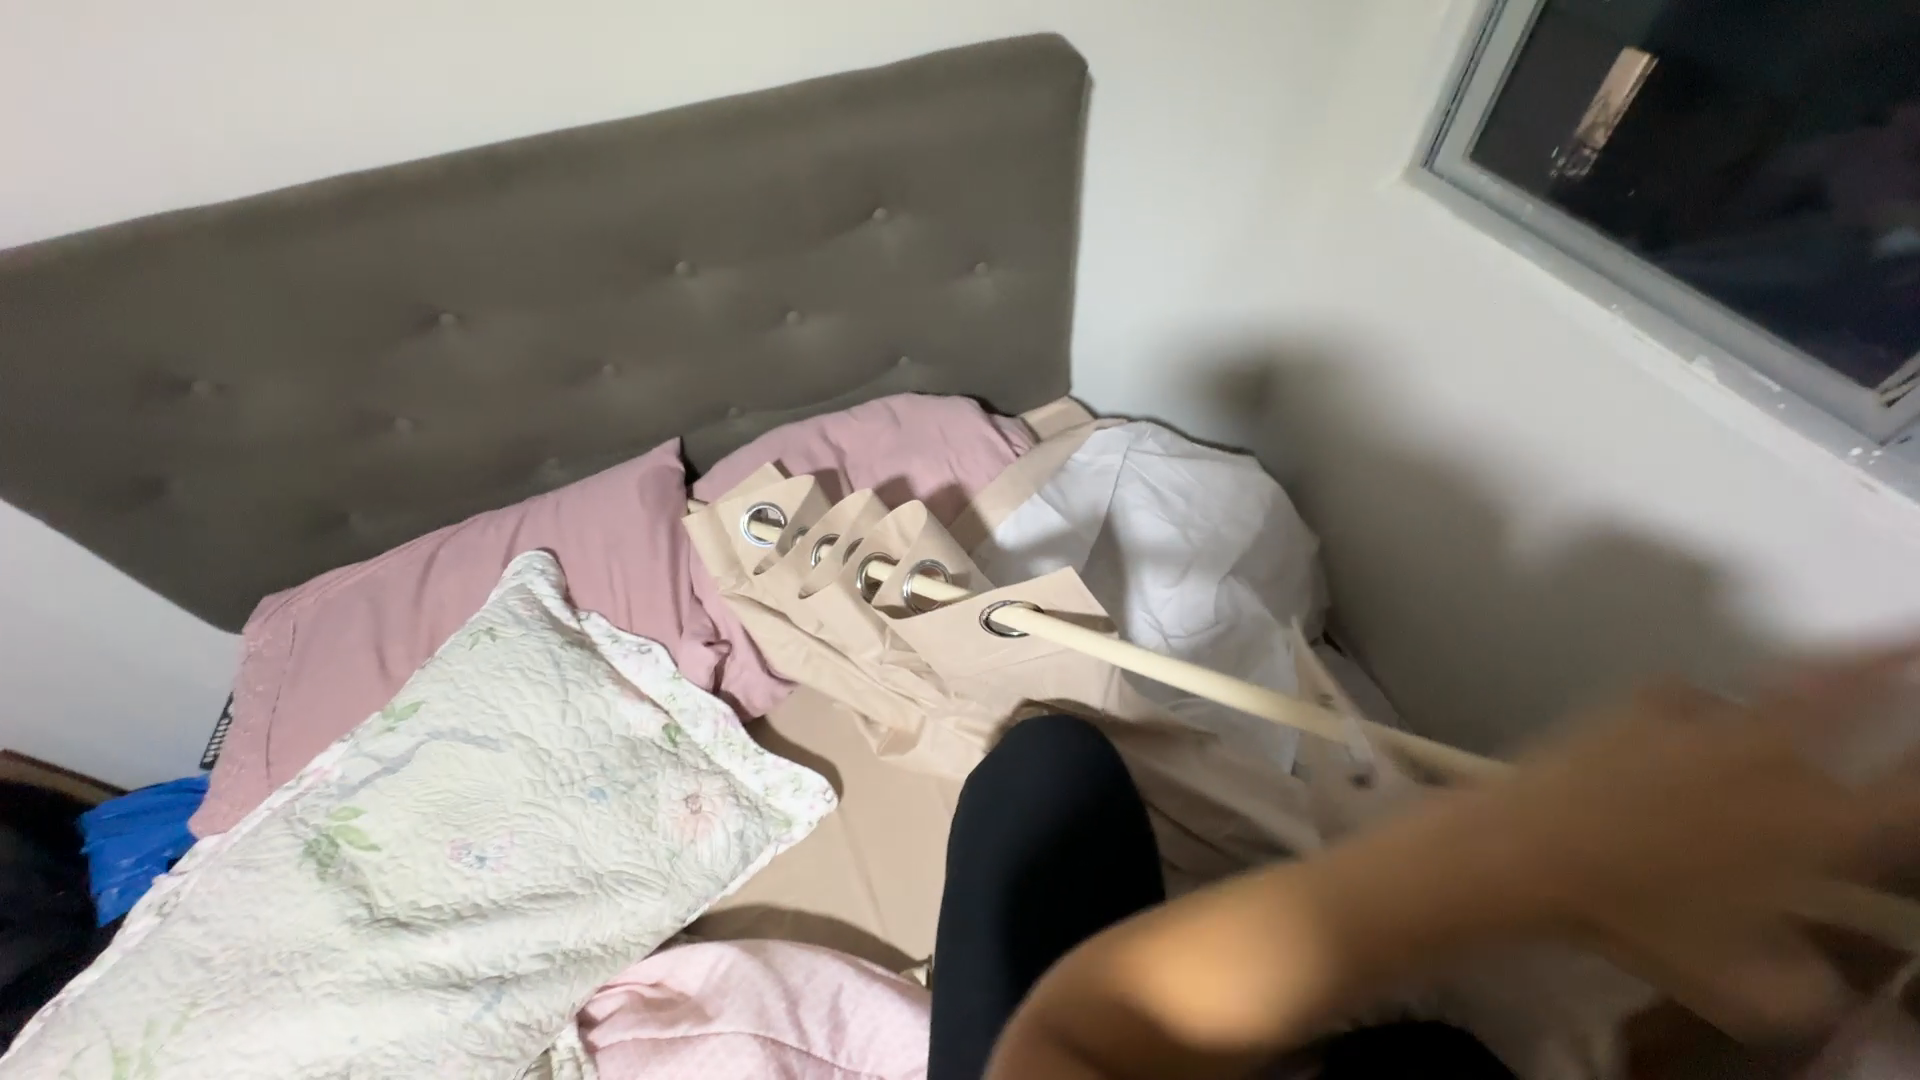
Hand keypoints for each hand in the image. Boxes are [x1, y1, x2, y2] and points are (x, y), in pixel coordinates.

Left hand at [1442, 649, 1919, 1035]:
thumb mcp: (1736, 984)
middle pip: (1846, 695)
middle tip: (1914, 636)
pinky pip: (1683, 697)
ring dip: (1806, 677)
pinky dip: (1697, 707)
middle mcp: (1765, 764)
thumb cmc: (1633, 921)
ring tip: (1838, 660)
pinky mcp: (1630, 708)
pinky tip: (1692, 720)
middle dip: (1887, 663)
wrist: (1526, 851)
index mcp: (1815, 831)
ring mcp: (1693, 725)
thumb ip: (1801, 984)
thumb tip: (1820, 983)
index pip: (1909, 792)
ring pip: (1768, 688)